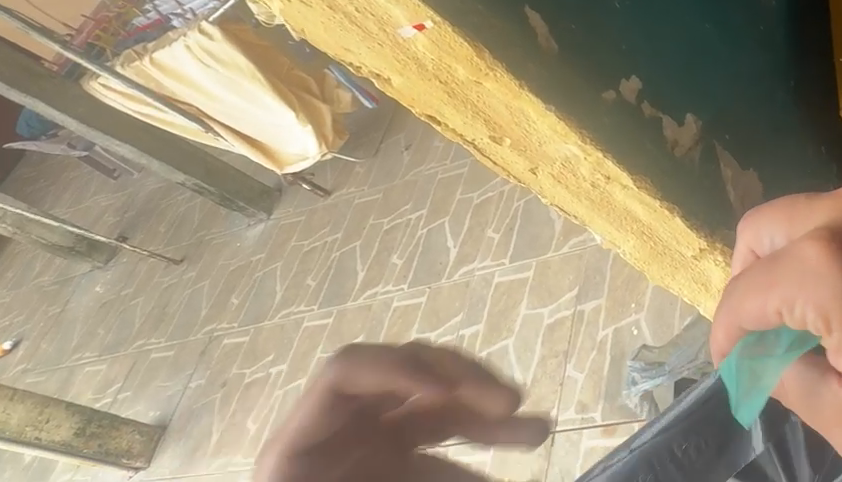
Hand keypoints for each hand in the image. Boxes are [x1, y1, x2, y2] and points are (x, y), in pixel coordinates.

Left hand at [254, 342, 549, 481]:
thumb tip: (441, 407)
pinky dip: (484, 444)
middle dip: (466, 383)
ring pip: (441, 406)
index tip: (445, 390)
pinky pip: (448, 444)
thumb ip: (403, 470)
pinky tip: (525, 441)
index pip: (348, 370)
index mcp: (303, 441)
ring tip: (539, 429)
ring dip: (490, 412)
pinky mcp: (399, 463)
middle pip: (409, 376)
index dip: (398, 369)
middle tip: (510, 402)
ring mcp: (373, 444)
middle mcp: (341, 429)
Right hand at [709, 182, 841, 481]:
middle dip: (748, 283)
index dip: (726, 334)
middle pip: (764, 231)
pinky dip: (828, 255)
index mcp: (828, 263)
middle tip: (761, 341)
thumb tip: (763, 355)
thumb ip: (792, 378)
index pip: (745, 292)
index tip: (727, 366)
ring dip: (788, 265)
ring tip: (806, 329)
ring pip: (805, 218)